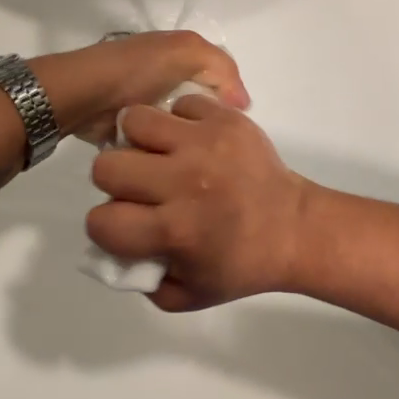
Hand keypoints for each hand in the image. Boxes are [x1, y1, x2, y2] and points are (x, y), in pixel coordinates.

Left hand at [31, 31, 249, 144]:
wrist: (82, 96)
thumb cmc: (134, 72)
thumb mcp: (185, 52)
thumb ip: (219, 67)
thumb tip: (239, 103)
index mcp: (176, 56)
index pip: (215, 80)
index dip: (226, 101)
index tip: (233, 126)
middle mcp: (159, 79)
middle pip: (196, 106)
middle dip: (203, 124)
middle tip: (211, 149)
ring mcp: (140, 106)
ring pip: (176, 129)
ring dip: (181, 142)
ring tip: (190, 160)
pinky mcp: (125, 131)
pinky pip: (154, 145)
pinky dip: (160, 153)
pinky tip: (168, 165)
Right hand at [86, 94, 315, 311]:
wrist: (296, 229)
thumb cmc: (240, 265)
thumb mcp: (186, 294)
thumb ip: (139, 278)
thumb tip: (109, 251)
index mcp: (175, 231)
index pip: (101, 221)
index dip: (106, 226)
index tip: (127, 225)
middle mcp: (185, 183)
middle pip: (107, 167)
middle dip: (116, 182)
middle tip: (141, 188)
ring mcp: (205, 144)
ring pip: (134, 121)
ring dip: (139, 141)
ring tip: (159, 156)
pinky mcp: (226, 119)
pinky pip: (178, 105)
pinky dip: (179, 123)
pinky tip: (192, 143)